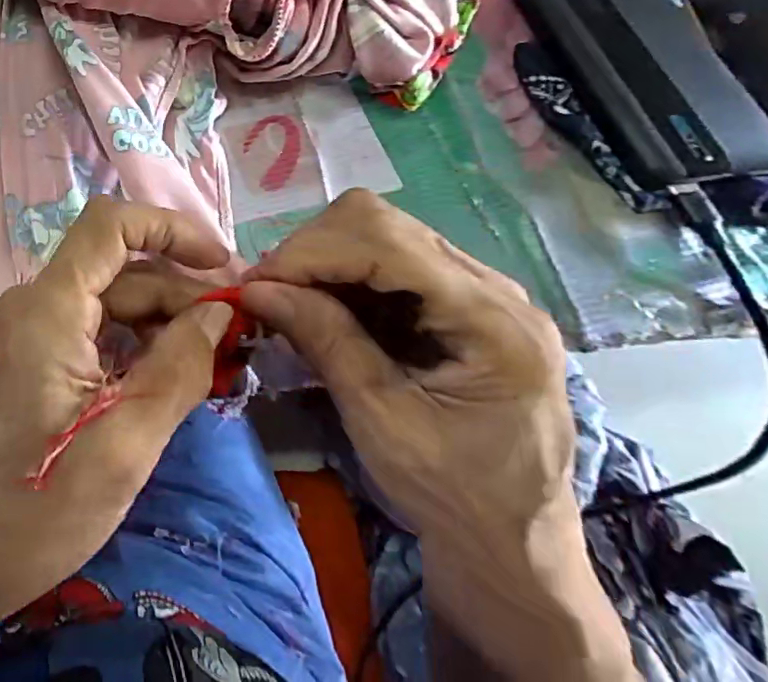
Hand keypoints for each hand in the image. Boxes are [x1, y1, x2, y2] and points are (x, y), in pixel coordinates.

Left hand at [0, 198, 232, 667]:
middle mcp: (38, 303)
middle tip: (240, 333)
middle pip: (121, 268)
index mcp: (50, 307)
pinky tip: (179, 372)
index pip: (110, 225)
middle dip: (182, 290)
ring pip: (113, 299)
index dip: (171, 229)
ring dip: (166, 320)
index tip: (223, 266)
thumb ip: (178, 366)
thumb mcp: (128, 438)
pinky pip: (98, 328)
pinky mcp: (40, 354)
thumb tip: (217, 316)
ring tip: (221, 358)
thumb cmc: (47, 501)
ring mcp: (36, 328)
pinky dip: (141, 342)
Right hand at [240, 189, 635, 681]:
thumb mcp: (381, 419)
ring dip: (320, 260)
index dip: (310, 253)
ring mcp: (477, 291)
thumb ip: (325, 341)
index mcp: (493, 321)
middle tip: (268, 294)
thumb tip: (255, 287)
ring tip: (287, 301)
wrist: (512, 543)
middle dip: (310, 250)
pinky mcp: (456, 300)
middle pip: (379, 223)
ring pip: (377, 232)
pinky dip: (337, 275)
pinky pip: (384, 259)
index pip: (386, 242)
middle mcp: (493, 289)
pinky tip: (318, 308)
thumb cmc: (454, 494)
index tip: (257, 286)